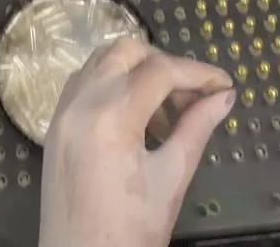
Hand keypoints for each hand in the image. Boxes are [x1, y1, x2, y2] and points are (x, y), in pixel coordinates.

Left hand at [39, 38, 234, 246]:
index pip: (160, 71)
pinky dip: (112, 82)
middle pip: (127, 51)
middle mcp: (81, 100)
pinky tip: (135, 115)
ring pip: (102, 60)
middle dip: (164, 65)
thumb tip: (224, 97)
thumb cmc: (130, 234)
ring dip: (137, 70)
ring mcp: (62, 109)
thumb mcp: (171, 180)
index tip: (223, 83)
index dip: (197, 72)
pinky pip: (84, 81)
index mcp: (110, 115)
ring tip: (165, 112)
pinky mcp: (54, 122)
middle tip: (192, 98)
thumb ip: (196, 129)